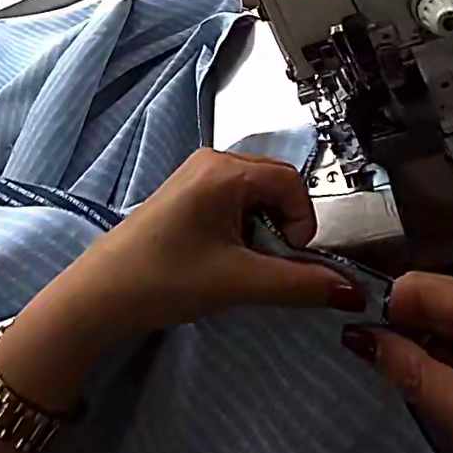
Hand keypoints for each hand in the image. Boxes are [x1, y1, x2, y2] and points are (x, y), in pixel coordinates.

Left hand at [0, 149, 362, 411]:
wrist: (105, 290)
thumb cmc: (164, 276)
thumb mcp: (240, 282)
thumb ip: (300, 283)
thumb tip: (347, 289)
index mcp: (223, 171)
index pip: (292, 181)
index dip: (300, 222)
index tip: (286, 256)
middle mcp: (211, 162)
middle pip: (276, 182)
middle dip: (282, 223)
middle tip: (263, 260)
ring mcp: (196, 174)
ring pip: (256, 192)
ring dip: (261, 226)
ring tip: (238, 260)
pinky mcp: (188, 192)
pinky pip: (234, 198)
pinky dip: (242, 225)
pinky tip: (222, 254)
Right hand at [342, 274, 452, 452]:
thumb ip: (410, 370)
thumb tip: (356, 336)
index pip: (414, 287)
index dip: (380, 311)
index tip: (352, 340)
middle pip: (425, 301)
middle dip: (399, 334)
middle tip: (375, 371)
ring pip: (438, 322)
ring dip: (418, 351)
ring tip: (404, 385)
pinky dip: (440, 362)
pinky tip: (435, 390)